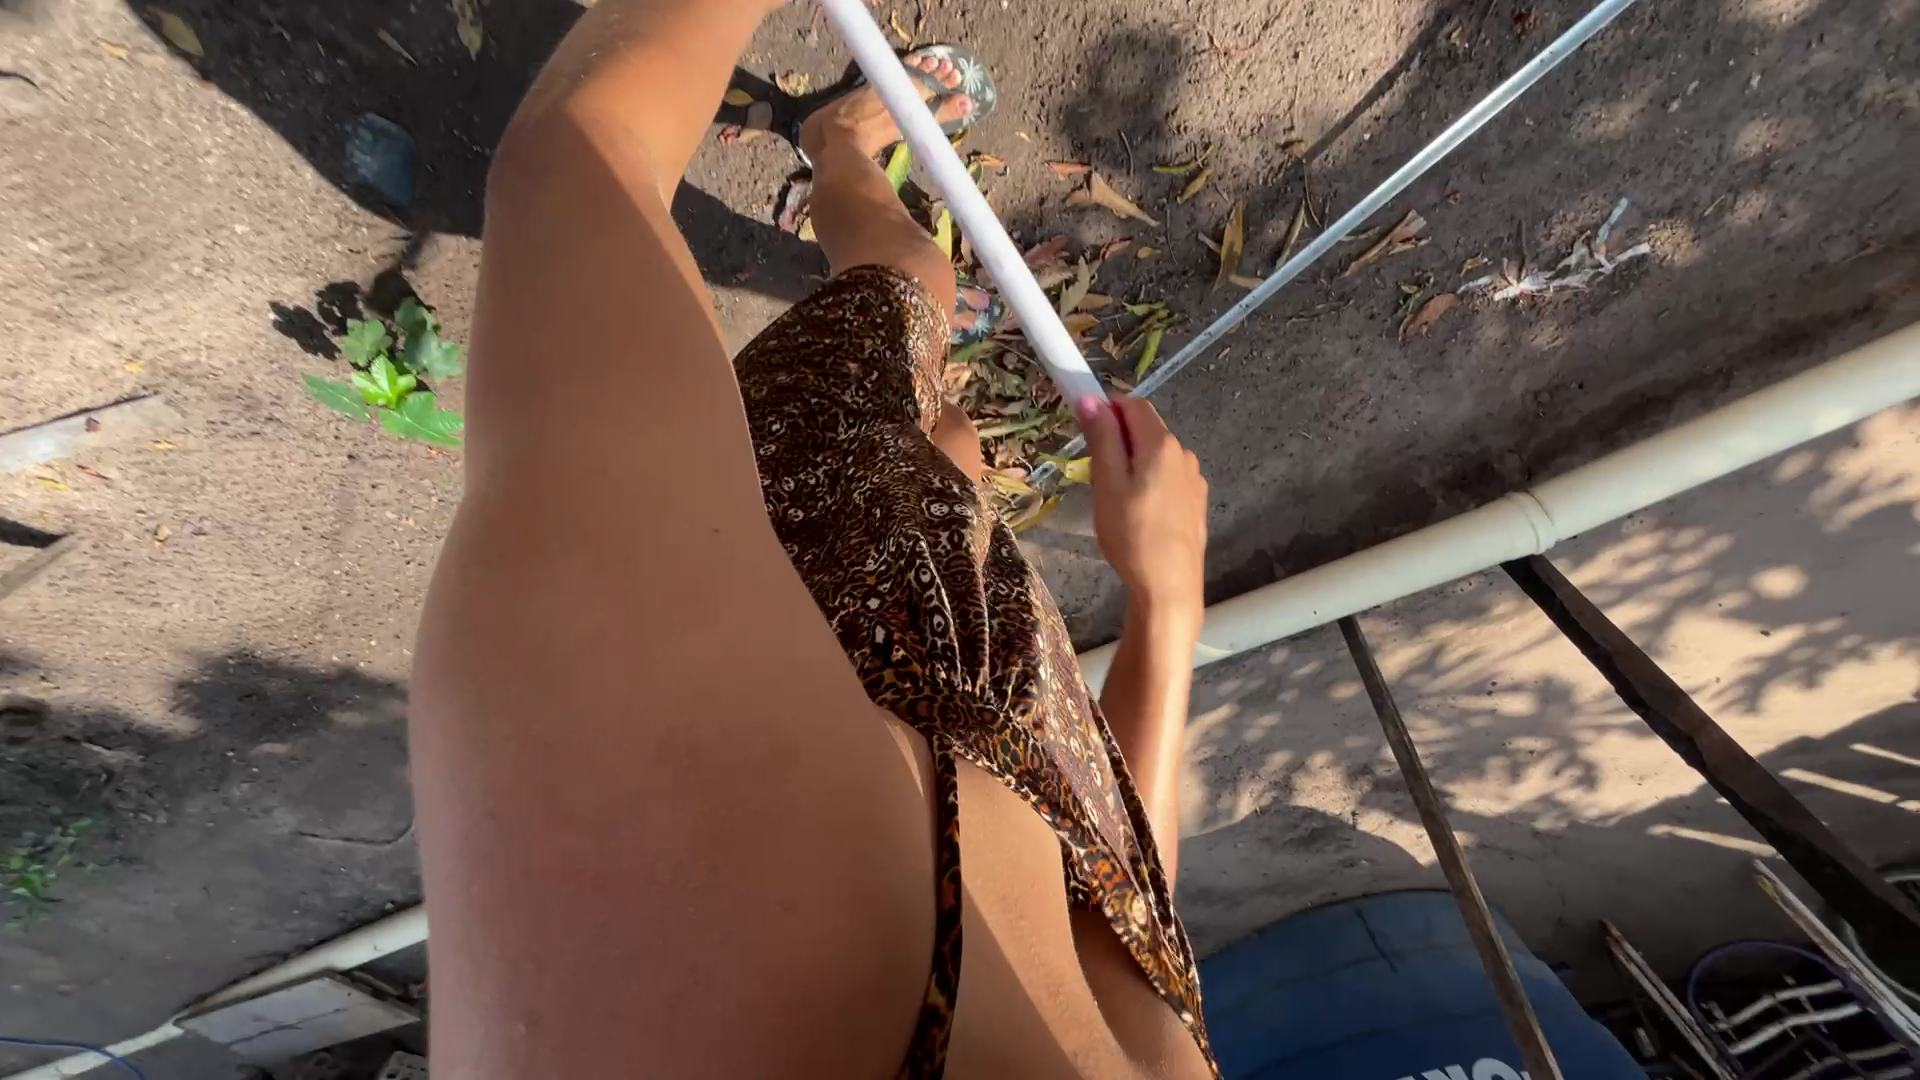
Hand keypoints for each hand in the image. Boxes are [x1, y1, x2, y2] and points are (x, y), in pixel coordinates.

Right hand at [1073, 395, 1208, 621]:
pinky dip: (1148, 484)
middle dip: (1118, 441)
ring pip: (1155, 456)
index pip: (1133, 405)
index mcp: (1161, 445)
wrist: (1169, 587)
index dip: (1106, 410)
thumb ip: (1101, 439)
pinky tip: (1139, 515)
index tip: (1085, 433)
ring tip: (1116, 502)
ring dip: (1132, 464)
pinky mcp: (1195, 503)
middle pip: (1146, 430)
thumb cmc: (1131, 536)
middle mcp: (1184, 454)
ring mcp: (1193, 479)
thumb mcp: (1107, 485)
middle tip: (1096, 477)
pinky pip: (1167, 479)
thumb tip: (1089, 399)